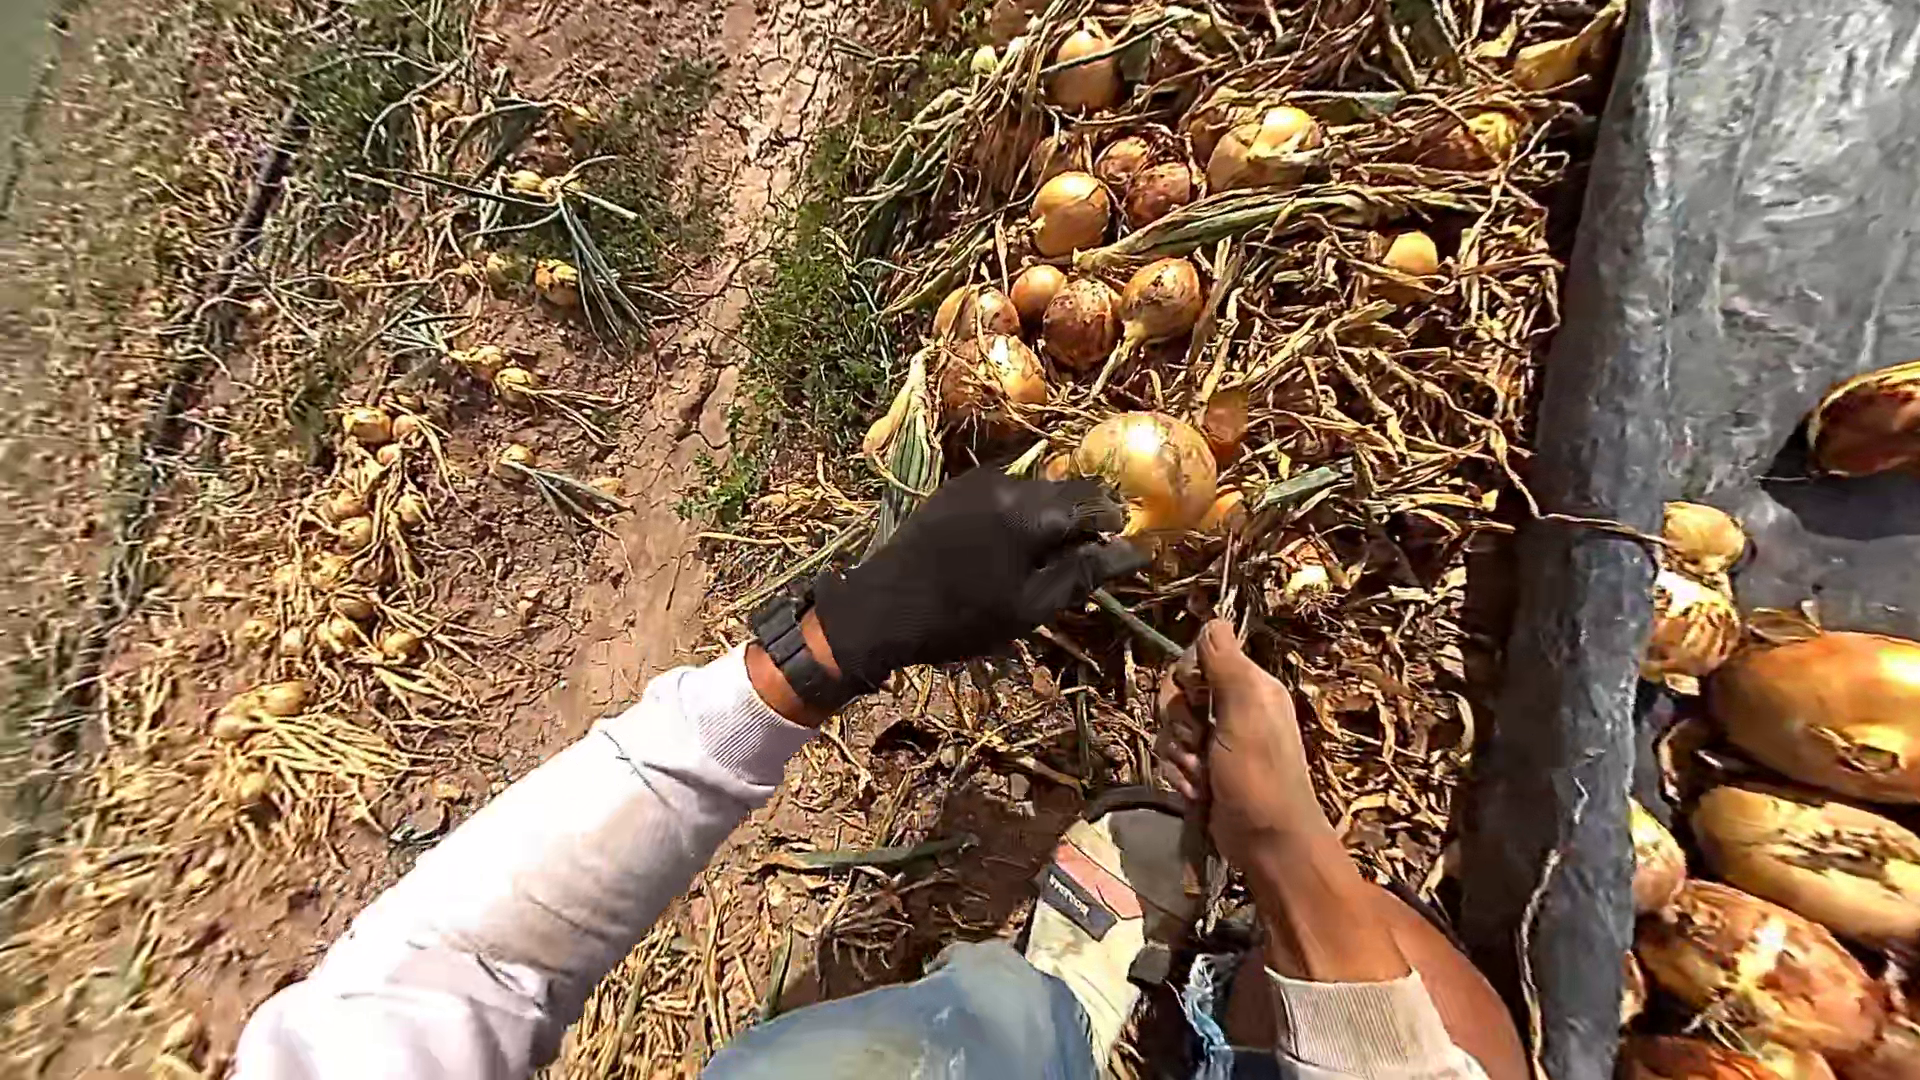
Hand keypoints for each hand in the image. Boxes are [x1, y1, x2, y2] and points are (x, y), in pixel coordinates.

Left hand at [813, 469, 1147, 688]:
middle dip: (1080, 519)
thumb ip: (1086, 572)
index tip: (1112, 548)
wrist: (882, 607)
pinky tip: (1005, 544)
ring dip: (1048, 515)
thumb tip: (1136, 550)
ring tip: (1038, 556)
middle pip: (1064, 489)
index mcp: (1032, 511)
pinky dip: (1018, 511)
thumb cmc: (962, 617)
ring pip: (1034, 489)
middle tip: (1076, 559)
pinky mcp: (954, 487)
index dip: (1112, 522)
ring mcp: (976, 480)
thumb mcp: (1032, 605)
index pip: (1095, 500)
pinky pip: (1003, 491)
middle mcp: (1007, 481)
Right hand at [1156, 620, 1330, 868]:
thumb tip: (1214, 618)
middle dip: (1177, 719)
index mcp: (1249, 686)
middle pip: (1177, 689)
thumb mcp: (1246, 714)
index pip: (1197, 655)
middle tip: (1196, 741)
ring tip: (1200, 774)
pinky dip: (1178, 771)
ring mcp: (1216, 736)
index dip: (1186, 676)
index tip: (1196, 699)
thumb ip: (1227, 665)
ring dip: (1177, 751)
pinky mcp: (1203, 763)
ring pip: (1169, 722)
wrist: (1267, 847)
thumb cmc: (1261, 778)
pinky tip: (1197, 789)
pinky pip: (1171, 751)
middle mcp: (1232, 705)